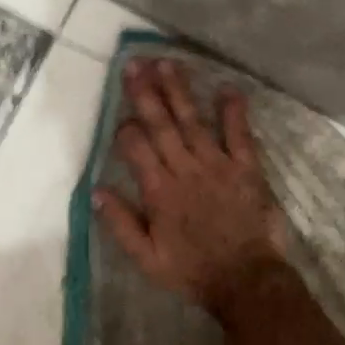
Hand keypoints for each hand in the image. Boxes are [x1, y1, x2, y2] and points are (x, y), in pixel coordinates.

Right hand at [94, 58, 291, 320]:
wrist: (247, 281)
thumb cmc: (191, 271)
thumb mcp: (145, 258)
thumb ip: (120, 223)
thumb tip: (97, 191)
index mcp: (159, 191)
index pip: (135, 147)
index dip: (125, 129)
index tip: (120, 120)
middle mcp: (186, 169)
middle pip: (161, 124)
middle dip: (146, 92)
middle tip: (135, 63)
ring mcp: (218, 165)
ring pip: (194, 121)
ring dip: (180, 91)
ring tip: (168, 63)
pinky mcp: (247, 169)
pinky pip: (240, 134)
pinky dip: (234, 111)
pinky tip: (227, 88)